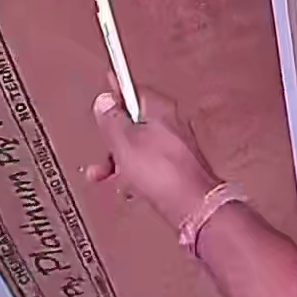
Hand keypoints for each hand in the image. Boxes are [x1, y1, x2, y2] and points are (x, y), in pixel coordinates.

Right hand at [85, 76, 221, 227]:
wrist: (192, 205)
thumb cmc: (163, 173)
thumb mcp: (123, 142)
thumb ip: (111, 119)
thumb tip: (104, 101)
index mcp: (160, 109)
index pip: (133, 91)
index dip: (116, 93)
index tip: (106, 91)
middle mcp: (172, 123)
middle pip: (134, 122)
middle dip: (114, 139)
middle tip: (104, 151)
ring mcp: (177, 145)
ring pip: (141, 146)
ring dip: (122, 160)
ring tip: (110, 175)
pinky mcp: (180, 167)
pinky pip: (151, 165)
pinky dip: (138, 174)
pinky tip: (132, 188)